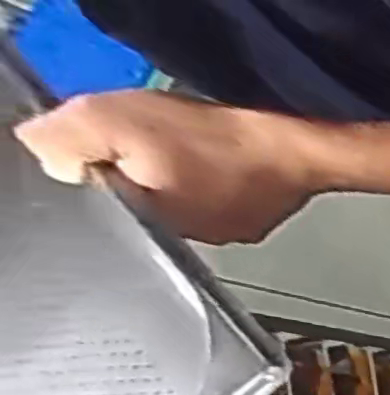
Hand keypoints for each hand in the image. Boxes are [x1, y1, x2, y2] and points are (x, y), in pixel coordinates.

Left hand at [13, 90, 319, 243]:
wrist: (292, 151)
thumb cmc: (209, 138)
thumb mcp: (103, 121)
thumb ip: (57, 143)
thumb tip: (57, 164)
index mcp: (154, 220)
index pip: (102, 194)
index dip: (95, 163)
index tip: (112, 142)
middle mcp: (196, 238)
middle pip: (146, 203)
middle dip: (140, 176)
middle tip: (153, 146)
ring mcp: (233, 235)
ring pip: (183, 207)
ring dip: (180, 184)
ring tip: (193, 157)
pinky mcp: (257, 226)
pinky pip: (218, 208)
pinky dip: (215, 190)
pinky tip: (220, 169)